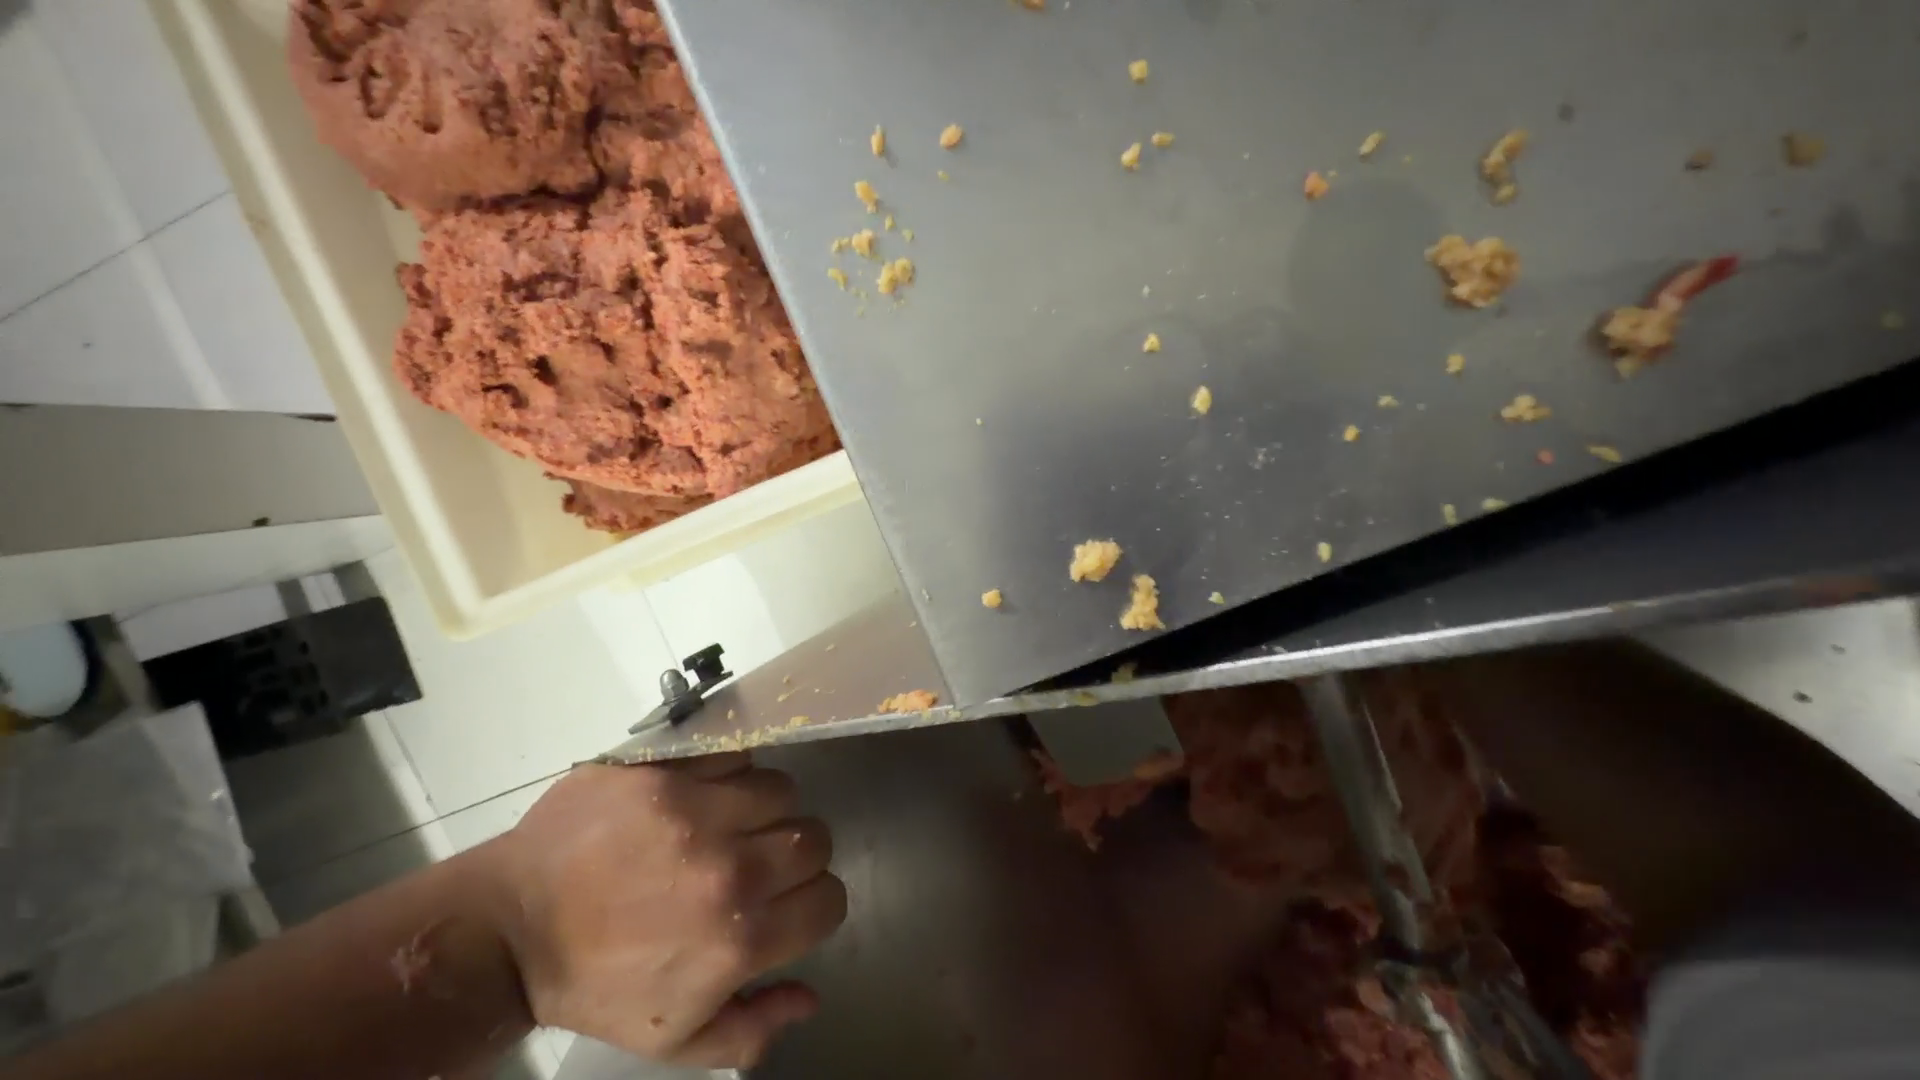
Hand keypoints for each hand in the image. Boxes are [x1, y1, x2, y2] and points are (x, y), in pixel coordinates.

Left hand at [478, 753, 845, 1067]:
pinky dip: (729, 774)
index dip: (814, 906)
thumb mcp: (672, 1038)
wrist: (508, 929)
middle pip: (813, 839)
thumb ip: (751, 1029)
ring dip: (766, 811)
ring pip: (780, 790)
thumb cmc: (592, 987)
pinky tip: (703, 797)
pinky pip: (731, 756)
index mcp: (739, 937)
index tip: (789, 906)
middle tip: (760, 864)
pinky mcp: (661, 771)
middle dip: (797, 856)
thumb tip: (810, 998)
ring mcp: (693, 810)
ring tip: (732, 825)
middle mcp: (729, 868)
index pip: (828, 900)